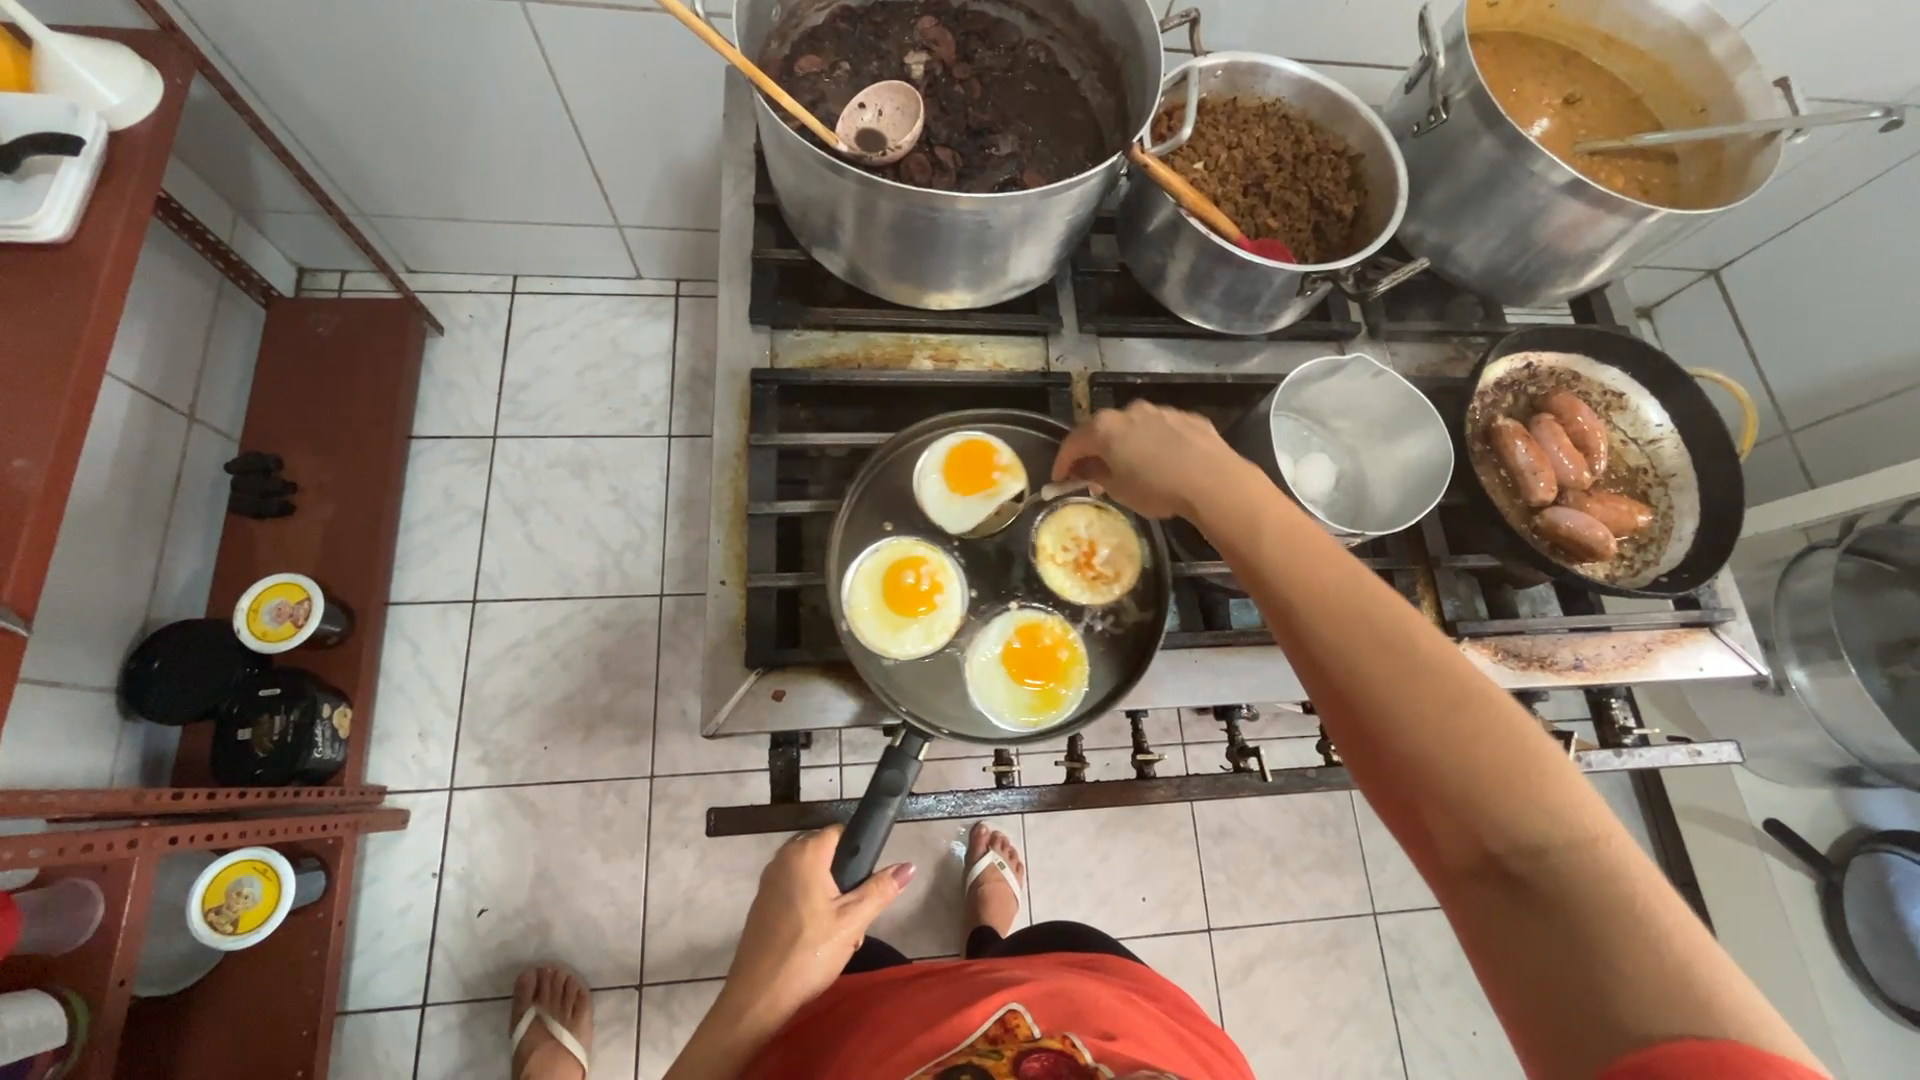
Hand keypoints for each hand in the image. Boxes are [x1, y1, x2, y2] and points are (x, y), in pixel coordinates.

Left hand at [723, 826, 913, 1020]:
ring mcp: (768, 881)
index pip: (840, 832)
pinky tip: (816, 939)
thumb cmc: (808, 953)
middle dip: (845, 879)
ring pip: (811, 876)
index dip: (858, 854)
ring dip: (829, 897)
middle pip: (826, 854)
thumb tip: (909, 866)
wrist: (758, 997)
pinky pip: (795, 891)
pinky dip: (810, 907)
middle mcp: (783, 858)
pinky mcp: (762, 903)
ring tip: (838, 933)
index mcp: (804, 853)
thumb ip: (881, 890)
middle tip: (855, 915)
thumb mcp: (852, 922)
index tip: (866, 884)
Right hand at [1052, 401, 1250, 519]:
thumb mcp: (1119, 491)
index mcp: (1105, 429)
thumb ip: (1097, 476)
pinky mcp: (1186, 418)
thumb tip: (1088, 470)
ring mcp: (1160, 411)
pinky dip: (1153, 443)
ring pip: (1132, 427)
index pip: (1072, 442)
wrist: (1213, 480)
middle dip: (1093, 450)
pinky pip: (1160, 430)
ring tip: (1128, 467)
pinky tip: (1161, 462)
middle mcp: (1129, 412)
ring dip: (1125, 444)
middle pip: (1101, 429)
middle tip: (1090, 473)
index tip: (1059, 480)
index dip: (1062, 462)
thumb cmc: (1157, 488)